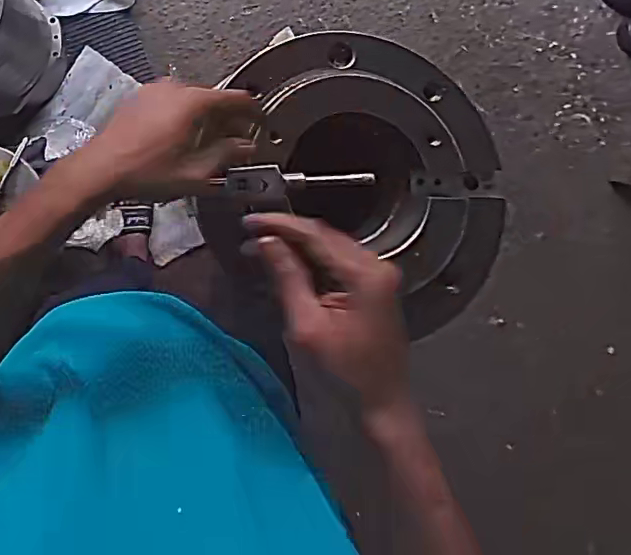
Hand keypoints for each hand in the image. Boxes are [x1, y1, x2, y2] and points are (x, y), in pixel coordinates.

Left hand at [61, 82, 258, 197]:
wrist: (100, 169)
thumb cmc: (144, 172)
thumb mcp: (195, 172)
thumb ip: (226, 156)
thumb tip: (245, 147)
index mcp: (192, 102)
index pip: (234, 98)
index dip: (252, 111)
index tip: (259, 120)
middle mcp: (173, 89)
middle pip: (212, 97)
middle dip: (227, 117)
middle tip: (237, 138)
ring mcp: (154, 91)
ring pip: (190, 99)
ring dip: (204, 116)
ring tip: (209, 141)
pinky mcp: (139, 99)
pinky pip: (171, 101)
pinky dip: (182, 114)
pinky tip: (181, 137)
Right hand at [247, 212, 410, 413]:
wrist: (383, 410)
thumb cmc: (345, 376)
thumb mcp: (307, 327)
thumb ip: (287, 277)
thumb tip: (266, 241)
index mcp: (364, 273)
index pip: (315, 234)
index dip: (279, 224)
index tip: (248, 220)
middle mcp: (375, 265)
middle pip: (322, 235)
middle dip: (284, 231)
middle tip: (249, 232)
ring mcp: (377, 274)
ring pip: (328, 244)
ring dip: (295, 243)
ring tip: (260, 245)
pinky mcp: (372, 285)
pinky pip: (335, 259)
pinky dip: (309, 257)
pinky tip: (285, 259)